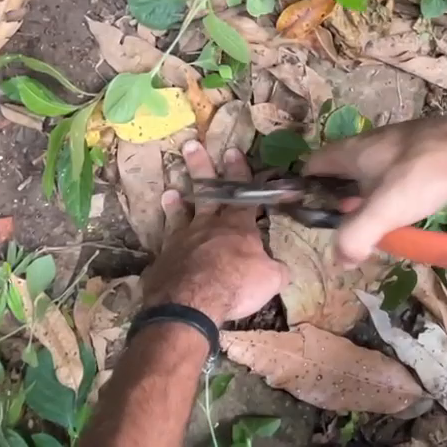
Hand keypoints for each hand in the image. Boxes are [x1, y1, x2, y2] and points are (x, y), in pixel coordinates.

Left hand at [141, 139, 287, 323]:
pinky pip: (166, 242)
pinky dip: (166, 239)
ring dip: (177, 202)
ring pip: (181, 213)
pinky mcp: (166, 256)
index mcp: (238, 226)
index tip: (232, 151)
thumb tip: (285, 269)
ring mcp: (184, 238)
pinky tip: (161, 239)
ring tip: (171, 191)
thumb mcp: (269, 280)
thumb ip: (276, 270)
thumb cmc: (236, 285)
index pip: (242, 193)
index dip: (239, 173)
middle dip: (201, 167)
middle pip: (207, 191)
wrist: (191, 301)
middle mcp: (210, 225)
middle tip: (190, 145)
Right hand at [303, 117, 446, 264]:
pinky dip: (397, 189)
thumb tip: (339, 258)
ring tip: (385, 221)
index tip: (313, 212)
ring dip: (372, 195)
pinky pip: (398, 170)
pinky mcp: (423, 146)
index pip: (314, 164)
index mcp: (353, 151)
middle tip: (354, 224)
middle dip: (343, 198)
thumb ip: (355, 236)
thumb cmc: (421, 177)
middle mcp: (370, 141)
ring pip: (373, 170)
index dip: (307, 187)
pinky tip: (413, 205)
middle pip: (343, 169)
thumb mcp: (383, 212)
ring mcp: (398, 141)